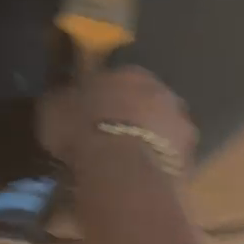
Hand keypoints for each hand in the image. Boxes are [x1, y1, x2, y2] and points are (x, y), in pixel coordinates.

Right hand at [39, 66, 197, 171]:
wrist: (121, 166)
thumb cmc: (82, 128)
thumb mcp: (53, 107)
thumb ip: (64, 96)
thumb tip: (65, 92)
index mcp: (128, 73)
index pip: (114, 75)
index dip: (99, 91)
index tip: (85, 105)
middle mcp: (162, 90)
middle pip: (142, 98)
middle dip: (126, 111)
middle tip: (104, 129)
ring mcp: (181, 121)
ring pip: (158, 123)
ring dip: (142, 134)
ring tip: (118, 154)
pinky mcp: (190, 153)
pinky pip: (164, 151)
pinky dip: (150, 157)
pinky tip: (131, 170)